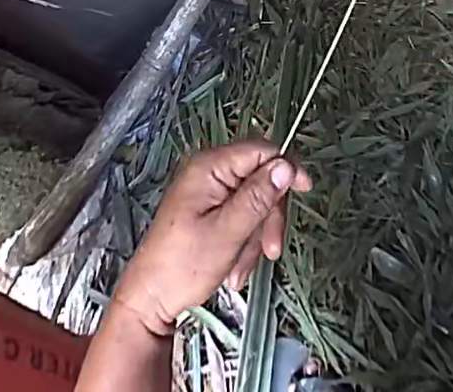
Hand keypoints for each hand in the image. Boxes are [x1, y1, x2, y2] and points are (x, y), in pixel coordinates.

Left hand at [109, 140, 313, 338]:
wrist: (148, 302)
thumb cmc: (182, 266)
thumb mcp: (227, 232)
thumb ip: (258, 197)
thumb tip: (286, 164)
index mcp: (210, 167)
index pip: (260, 150)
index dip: (285, 167)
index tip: (304, 190)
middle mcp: (209, 172)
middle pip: (260, 178)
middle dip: (269, 215)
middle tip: (272, 248)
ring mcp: (208, 191)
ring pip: (253, 201)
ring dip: (256, 235)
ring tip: (242, 268)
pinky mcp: (208, 210)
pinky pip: (240, 216)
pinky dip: (244, 241)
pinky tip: (235, 268)